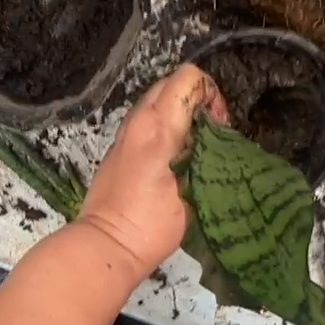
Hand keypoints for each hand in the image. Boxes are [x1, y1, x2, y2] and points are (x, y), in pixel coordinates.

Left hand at [76, 64, 228, 272]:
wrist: (105, 246)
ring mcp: (122, 136)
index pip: (187, 78)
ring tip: (191, 149)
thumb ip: (205, 161)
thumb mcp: (192, 196)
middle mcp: (136, 124)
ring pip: (154, 103)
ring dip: (177, 115)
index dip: (211, 94)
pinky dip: (161, 130)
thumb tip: (215, 146)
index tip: (218, 127)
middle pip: (169, 84)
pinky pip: (142, 124)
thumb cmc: (149, 226)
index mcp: (157, 128)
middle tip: (208, 135)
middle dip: (195, 100)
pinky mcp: (115, 152)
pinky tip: (171, 161)